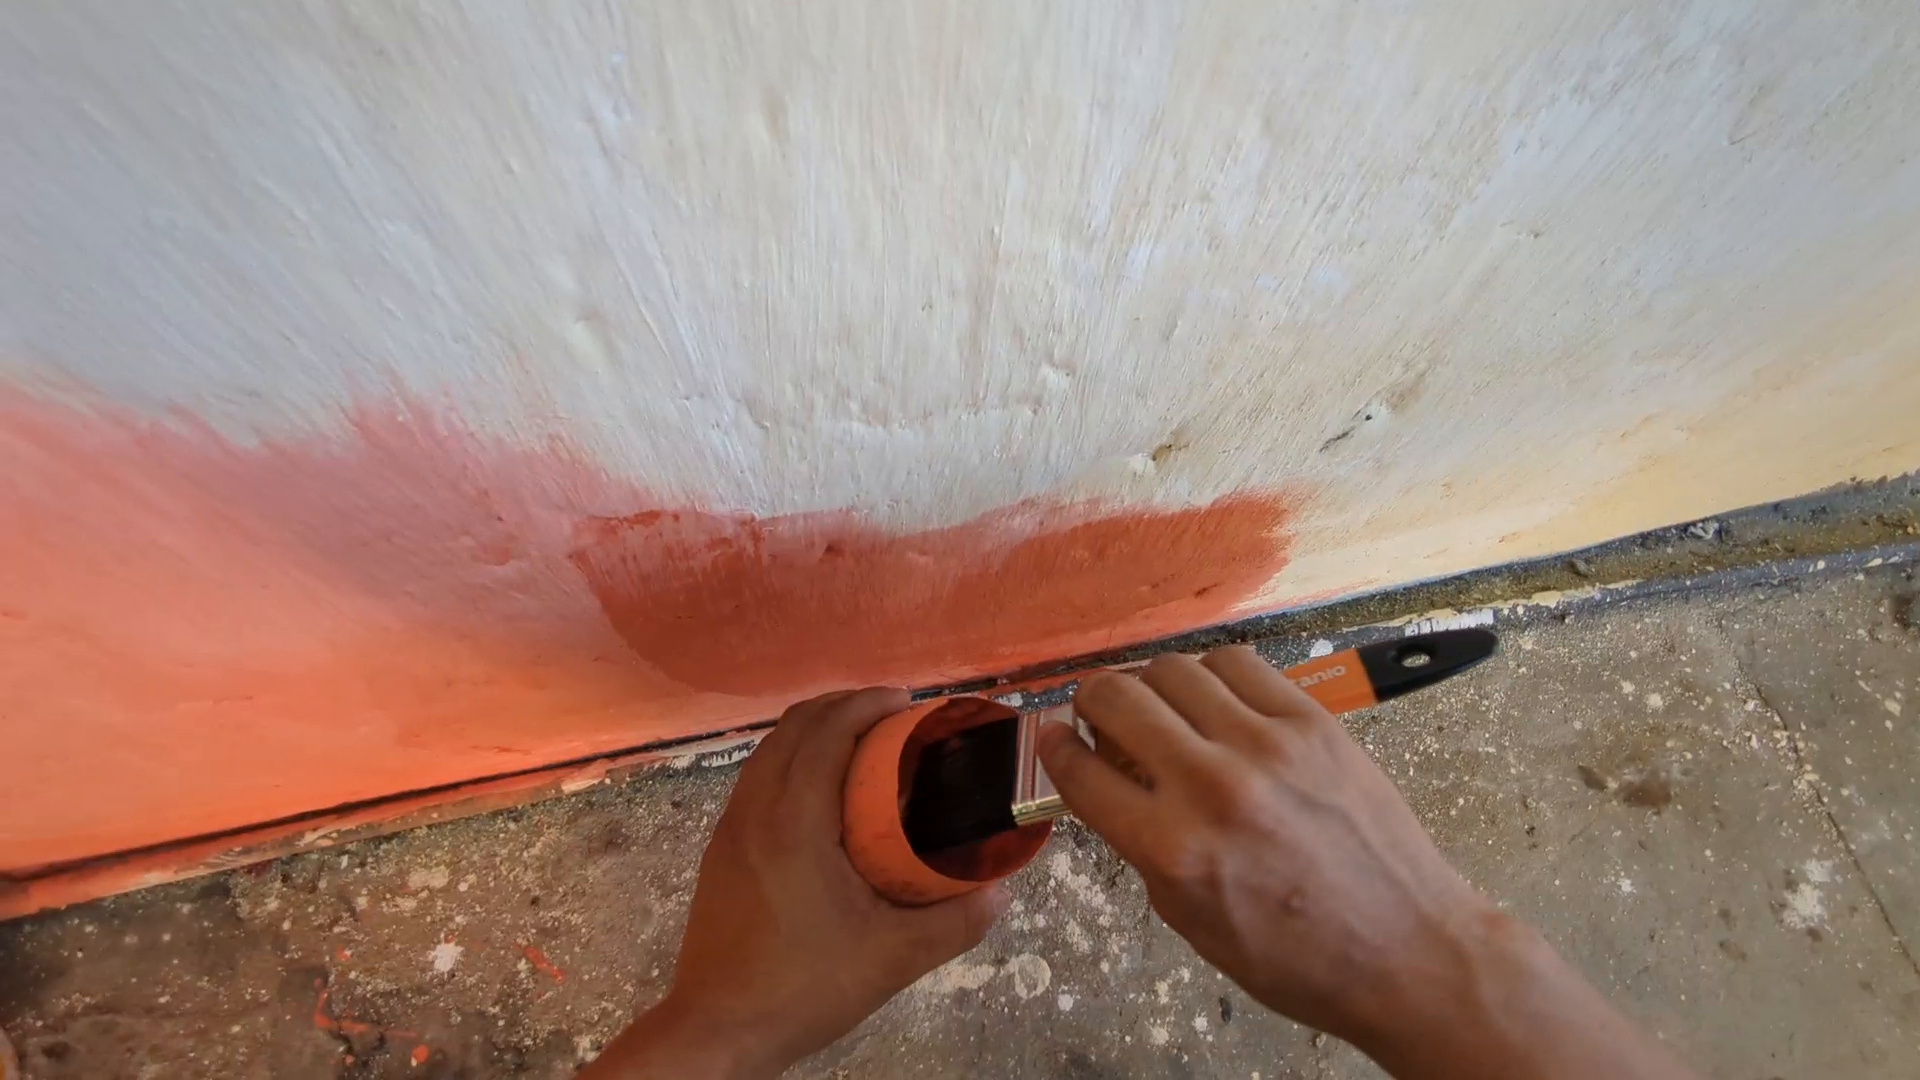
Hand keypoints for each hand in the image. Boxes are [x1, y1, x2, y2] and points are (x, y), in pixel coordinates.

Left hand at [585, 688, 1007, 1079]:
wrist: (715, 1032)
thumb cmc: (802, 985)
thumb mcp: (890, 958)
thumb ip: (953, 924)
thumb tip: (1002, 892)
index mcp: (794, 819)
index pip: (827, 731)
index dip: (866, 704)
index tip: (905, 702)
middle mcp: (756, 807)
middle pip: (796, 724)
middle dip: (844, 704)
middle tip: (890, 715)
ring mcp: (731, 824)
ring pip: (771, 745)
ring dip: (815, 725)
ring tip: (859, 738)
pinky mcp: (721, 844)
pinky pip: (758, 771)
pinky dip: (792, 752)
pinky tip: (820, 784)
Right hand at [1037, 648, 1699, 1079]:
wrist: (1411, 951)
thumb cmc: (1291, 954)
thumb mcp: (1187, 917)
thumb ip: (1135, 840)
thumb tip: (1103, 771)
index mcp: (1172, 849)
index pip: (1081, 770)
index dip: (1053, 745)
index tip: (1051, 734)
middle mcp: (1211, 785)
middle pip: (1115, 696)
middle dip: (1089, 698)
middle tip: (1099, 713)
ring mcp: (1265, 743)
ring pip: (1172, 667)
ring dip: (1149, 683)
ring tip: (1160, 705)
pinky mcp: (1311, 720)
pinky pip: (1235, 662)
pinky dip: (1208, 673)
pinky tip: (1214, 698)